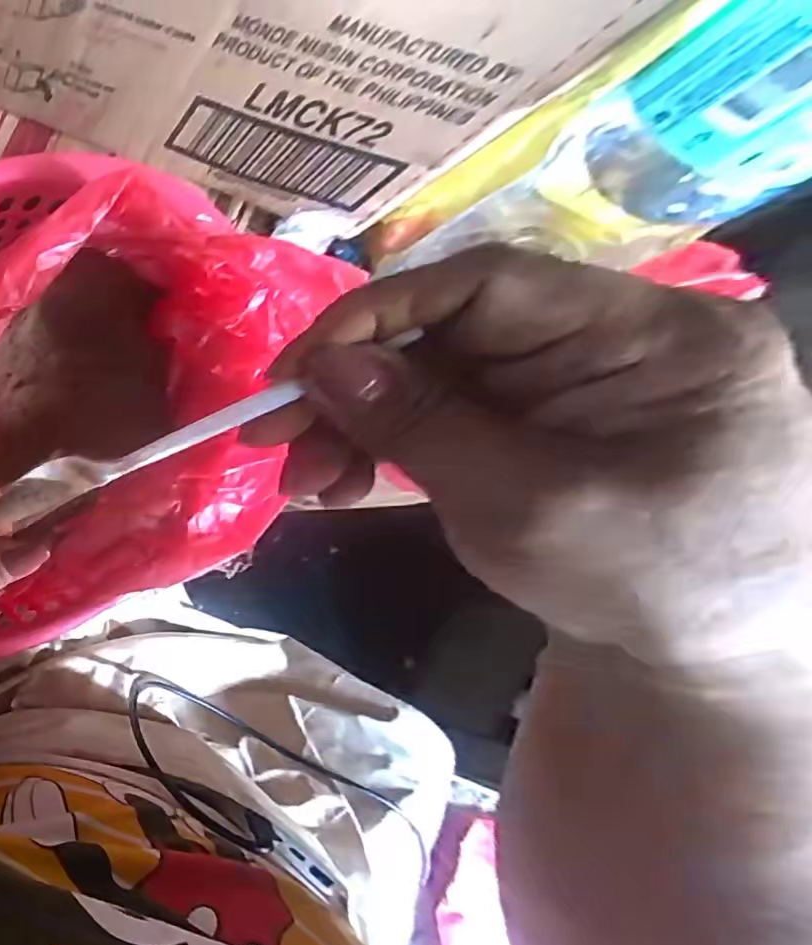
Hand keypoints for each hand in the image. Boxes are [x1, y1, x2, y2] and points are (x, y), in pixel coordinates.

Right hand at [241, 245, 811, 665]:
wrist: (686, 648)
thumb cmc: (635, 573)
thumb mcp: (517, 498)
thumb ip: (416, 423)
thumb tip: (319, 364)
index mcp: (638, 333)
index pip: (481, 285)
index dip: (371, 317)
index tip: (289, 375)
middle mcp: (587, 341)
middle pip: (430, 338)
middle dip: (340, 390)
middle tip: (268, 438)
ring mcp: (545, 384)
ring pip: (408, 381)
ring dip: (341, 430)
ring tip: (304, 486)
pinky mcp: (509, 421)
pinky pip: (415, 418)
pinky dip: (365, 450)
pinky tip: (337, 488)